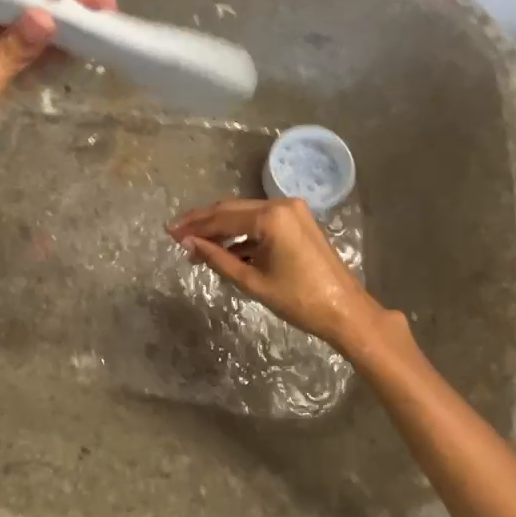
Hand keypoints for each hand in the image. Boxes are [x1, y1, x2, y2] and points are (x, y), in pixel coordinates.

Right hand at [168, 198, 401, 355]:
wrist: (346, 312)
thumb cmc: (299, 300)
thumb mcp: (252, 281)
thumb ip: (217, 259)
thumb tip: (187, 245)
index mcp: (271, 216)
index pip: (222, 216)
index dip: (194, 226)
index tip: (169, 232)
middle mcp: (281, 205)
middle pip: (232, 210)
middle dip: (204, 223)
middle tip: (176, 234)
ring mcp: (293, 212)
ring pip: (246, 215)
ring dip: (221, 229)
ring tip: (195, 246)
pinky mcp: (298, 223)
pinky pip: (261, 223)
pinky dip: (242, 235)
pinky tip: (224, 250)